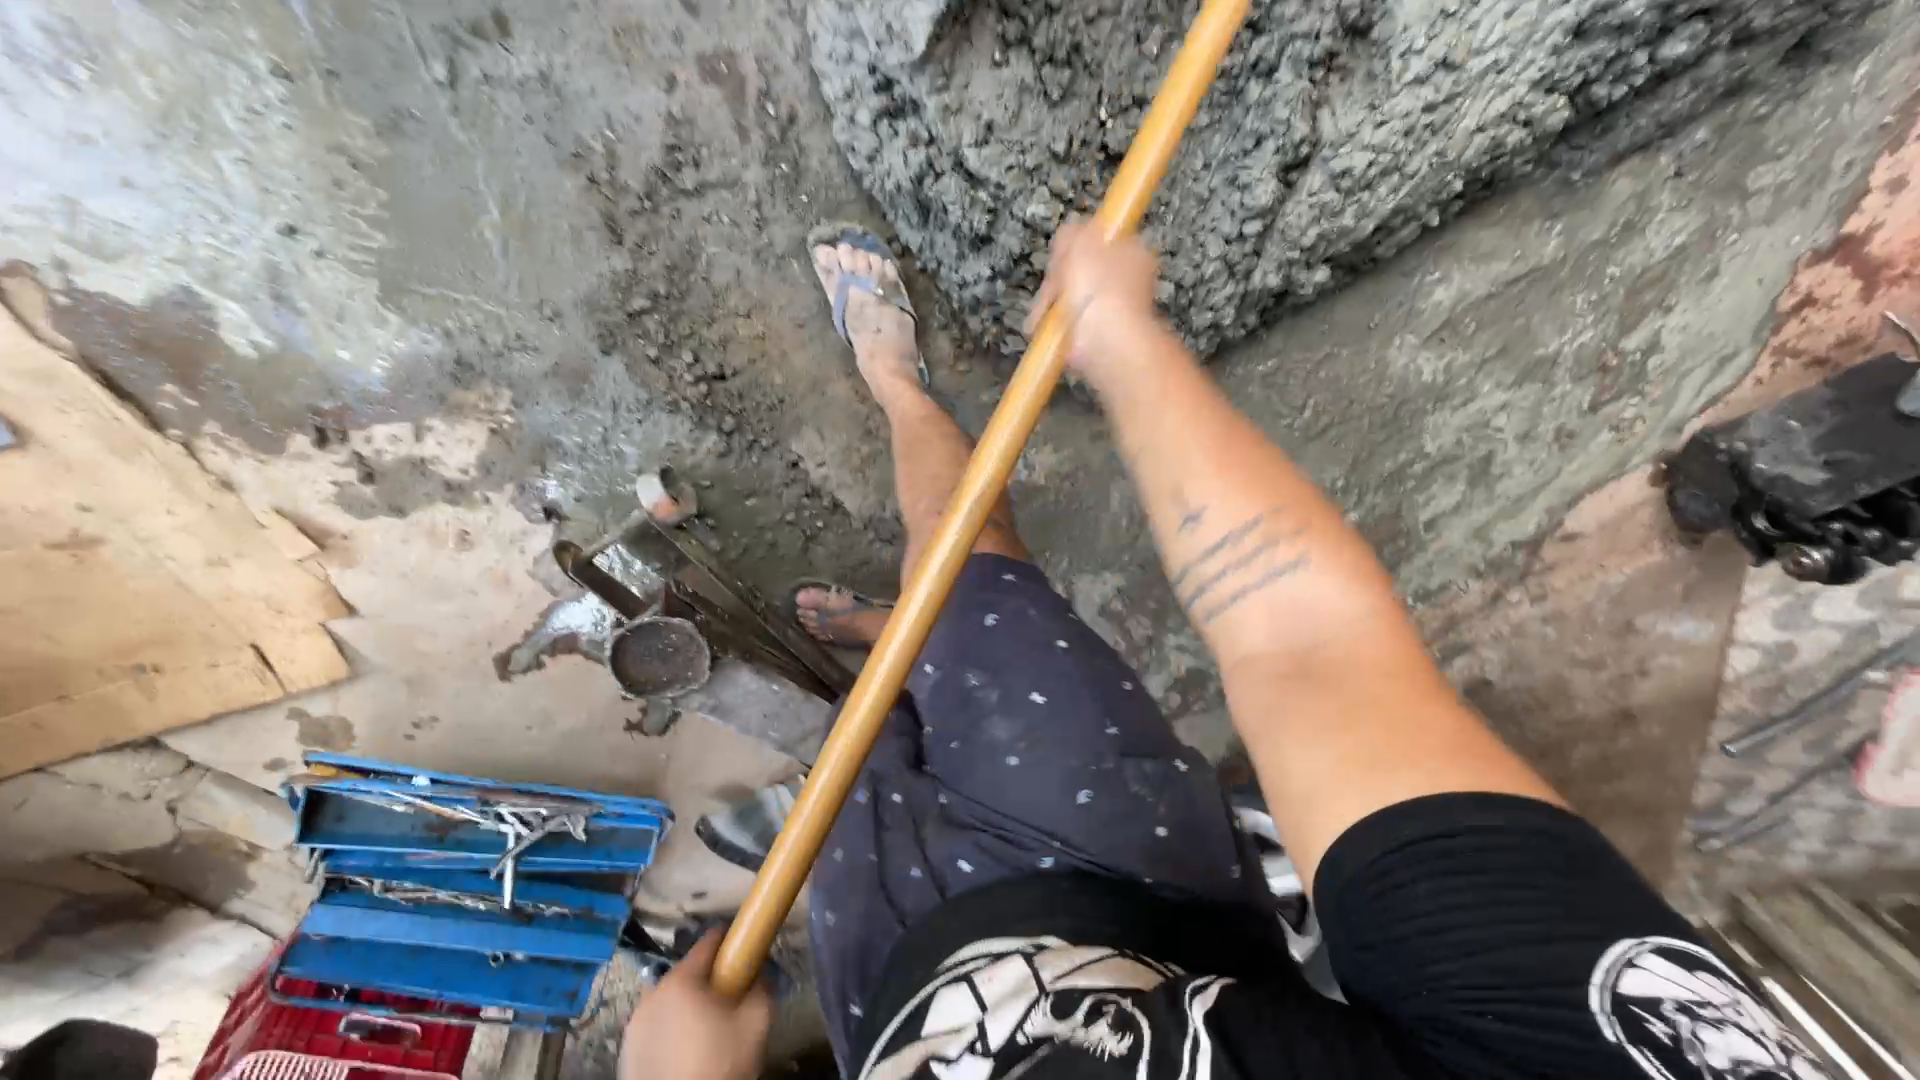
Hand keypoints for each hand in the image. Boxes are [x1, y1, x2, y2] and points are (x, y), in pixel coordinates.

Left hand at [618, 930, 772, 1079]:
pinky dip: (671, 1028)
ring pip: (671, 999)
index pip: (710, 941)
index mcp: (682, 979)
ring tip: (708, 1031)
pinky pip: (656, 1024)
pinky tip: (687, 1050)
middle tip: (731, 1002)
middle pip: (689, 971)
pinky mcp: (627, 1048)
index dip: (732, 942)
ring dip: (689, 1004)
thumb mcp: (756, 1023)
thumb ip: (762, 987)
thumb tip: (761, 972)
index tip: (746, 954)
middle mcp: (652, 991)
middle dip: (711, 980)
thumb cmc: (719, 1064)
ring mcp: (635, 1022)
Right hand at [1028, 220, 1165, 384]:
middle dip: (1058, 279)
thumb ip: (1071, 232)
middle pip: (1082, 271)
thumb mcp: (1079, 241)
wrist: (1105, 340)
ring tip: (1042, 313)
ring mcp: (1112, 310)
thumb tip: (1068, 234)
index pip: (1101, 241)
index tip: (1059, 255)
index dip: (1075, 246)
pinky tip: (1041, 326)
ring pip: (1071, 299)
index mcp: (1132, 252)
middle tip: (1051, 287)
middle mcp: (1126, 281)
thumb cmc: (1097, 285)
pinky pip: (1068, 324)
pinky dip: (1052, 326)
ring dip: (1051, 304)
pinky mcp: (1096, 336)